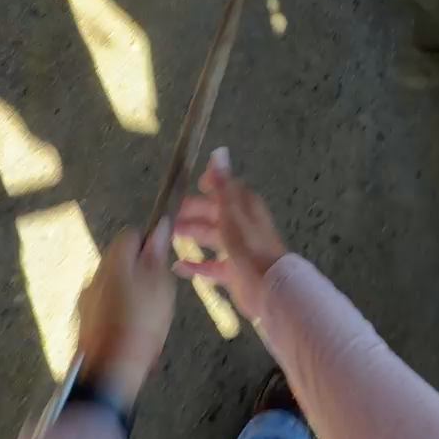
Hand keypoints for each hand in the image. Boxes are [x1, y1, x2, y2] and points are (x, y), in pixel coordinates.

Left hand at [77, 220, 175, 405]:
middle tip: (159, 294)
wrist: (109, 373)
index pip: (132, 234)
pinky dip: (120, 314)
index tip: (162, 265)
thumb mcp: (159, 283)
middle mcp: (96, 274)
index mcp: (114, 260)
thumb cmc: (141, 321)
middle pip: (122, 261)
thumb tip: (159, 225)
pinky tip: (133, 334)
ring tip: (149, 319)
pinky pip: (108, 309)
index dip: (149, 245)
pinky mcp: (84, 324)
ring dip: (131, 294)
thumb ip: (157, 251)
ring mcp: (87, 300)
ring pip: (116, 285)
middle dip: (141, 272)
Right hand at [173, 147, 289, 321]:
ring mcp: (238, 249)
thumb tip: (219, 151)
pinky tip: (178, 267)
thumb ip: (222, 184)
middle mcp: (242, 224)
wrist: (269, 288)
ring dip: (192, 234)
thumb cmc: (249, 245)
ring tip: (169, 236)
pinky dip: (196, 265)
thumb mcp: (232, 211)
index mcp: (245, 206)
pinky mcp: (234, 271)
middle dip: (193, 212)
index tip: (191, 185)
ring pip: (212, 237)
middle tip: (169, 215)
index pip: (226, 188)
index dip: (210, 184)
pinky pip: (211, 266)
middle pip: (214, 213)